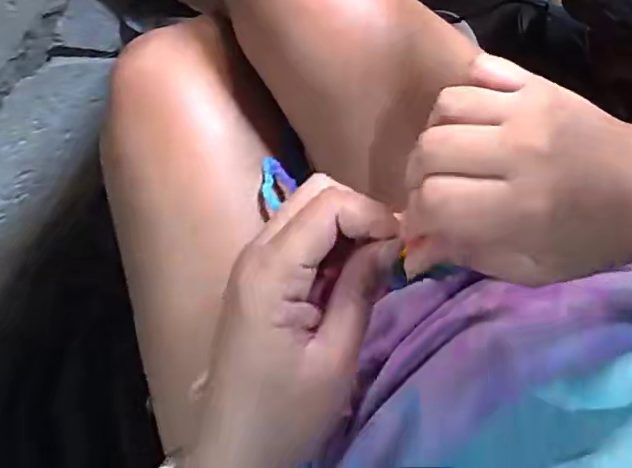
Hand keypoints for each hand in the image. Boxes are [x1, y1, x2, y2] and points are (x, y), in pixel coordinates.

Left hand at [191, 175, 399, 467]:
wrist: (232, 453)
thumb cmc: (285, 414)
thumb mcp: (336, 358)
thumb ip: (362, 288)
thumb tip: (392, 239)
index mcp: (271, 271)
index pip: (329, 203)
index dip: (371, 213)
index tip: (399, 246)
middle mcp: (256, 249)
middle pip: (317, 191)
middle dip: (359, 210)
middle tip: (386, 250)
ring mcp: (254, 256)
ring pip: (309, 203)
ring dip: (346, 222)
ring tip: (370, 263)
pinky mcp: (259, 269)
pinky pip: (301, 228)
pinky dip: (331, 237)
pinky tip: (346, 272)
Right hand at [401, 55, 631, 284]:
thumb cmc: (593, 237)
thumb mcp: (534, 267)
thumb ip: (469, 254)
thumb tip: (414, 247)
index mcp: (522, 206)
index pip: (435, 198)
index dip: (415, 214)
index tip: (421, 222)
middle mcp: (520, 149)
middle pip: (431, 147)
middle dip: (417, 173)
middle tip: (430, 187)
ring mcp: (528, 107)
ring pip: (448, 103)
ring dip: (436, 130)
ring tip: (451, 150)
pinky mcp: (538, 82)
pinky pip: (482, 68)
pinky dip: (467, 92)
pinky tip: (475, 117)